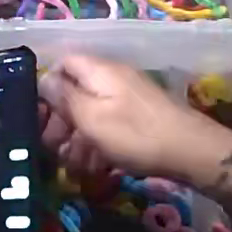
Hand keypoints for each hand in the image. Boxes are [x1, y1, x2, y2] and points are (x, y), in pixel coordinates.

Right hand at [38, 55, 226, 181]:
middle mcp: (112, 77)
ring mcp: (127, 97)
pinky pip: (108, 124)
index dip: (46, 88)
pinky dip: (98, 143)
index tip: (38, 117)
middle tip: (53, 148)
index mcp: (98, 70)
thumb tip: (42, 79)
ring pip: (90, 112)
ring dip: (77, 138)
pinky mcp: (139, 116)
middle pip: (74, 91)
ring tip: (73, 165)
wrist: (193, 152)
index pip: (61, 64)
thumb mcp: (91, 117)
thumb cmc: (135, 134)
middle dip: (60, 121)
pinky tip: (95, 167)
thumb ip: (63, 97)